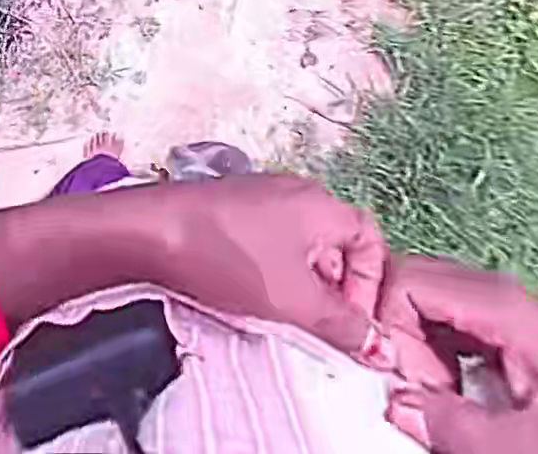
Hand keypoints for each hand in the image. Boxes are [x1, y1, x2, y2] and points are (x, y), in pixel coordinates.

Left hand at [143, 174, 387, 355]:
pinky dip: (278, 267)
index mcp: (320, 204)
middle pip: (337, 241)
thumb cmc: (229, 257)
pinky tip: (257, 291)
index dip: (371, 283)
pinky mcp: (236, 205)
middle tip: (324, 326)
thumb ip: (343, 325)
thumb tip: (381, 347)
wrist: (157, 229)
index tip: (355, 320)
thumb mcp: (295, 300)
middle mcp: (296, 190)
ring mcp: (263, 194)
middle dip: (338, 287)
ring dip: (307, 281)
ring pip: (304, 242)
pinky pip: (274, 237)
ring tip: (289, 313)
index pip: (369, 238)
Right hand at [377, 257, 537, 453]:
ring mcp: (503, 313)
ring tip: (439, 400)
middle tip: (419, 393)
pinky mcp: (510, 336)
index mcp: (499, 305)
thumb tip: (395, 404)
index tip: (405, 381)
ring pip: (425, 306)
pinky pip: (449, 328)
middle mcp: (495, 295)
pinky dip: (436, 356)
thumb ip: (456, 428)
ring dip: (415, 348)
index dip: (388, 326)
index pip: (403, 280)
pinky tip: (455, 397)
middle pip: (409, 285)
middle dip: (395, 333)